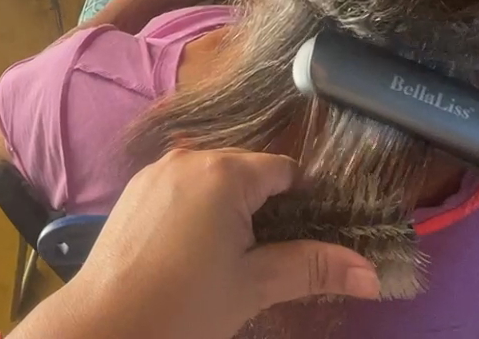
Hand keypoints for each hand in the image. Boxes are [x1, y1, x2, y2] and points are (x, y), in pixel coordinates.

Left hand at [14, 150, 379, 338]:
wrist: (105, 321)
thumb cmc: (186, 303)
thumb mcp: (254, 286)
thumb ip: (311, 268)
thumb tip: (372, 274)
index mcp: (224, 172)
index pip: (283, 170)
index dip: (306, 200)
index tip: (316, 235)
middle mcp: (191, 156)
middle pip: (247, 171)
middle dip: (268, 206)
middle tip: (276, 254)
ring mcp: (158, 168)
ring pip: (212, 178)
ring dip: (232, 207)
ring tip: (236, 255)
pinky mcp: (136, 187)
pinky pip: (182, 185)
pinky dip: (198, 207)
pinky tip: (194, 248)